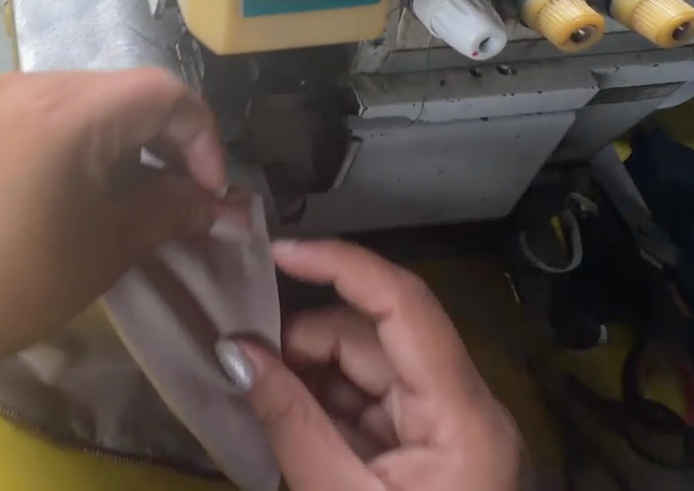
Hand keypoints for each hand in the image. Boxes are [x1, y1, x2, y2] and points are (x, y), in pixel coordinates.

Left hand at [0, 69, 244, 382]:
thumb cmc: (16, 281)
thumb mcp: (108, 245)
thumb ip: (174, 210)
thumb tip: (224, 206)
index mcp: (68, 110)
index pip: (164, 91)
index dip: (202, 137)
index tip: (210, 192)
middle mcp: (38, 83)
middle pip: (132, 88)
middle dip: (170, 137)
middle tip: (186, 195)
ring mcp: (10, 93)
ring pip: (100, 96)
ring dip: (134, 136)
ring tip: (145, 193)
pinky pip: (64, 107)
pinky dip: (97, 135)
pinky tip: (100, 180)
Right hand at [223, 240, 522, 490]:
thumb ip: (286, 416)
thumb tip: (232, 346)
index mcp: (461, 416)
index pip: (403, 302)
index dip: (339, 263)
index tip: (275, 251)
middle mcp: (461, 404)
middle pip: (372, 335)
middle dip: (306, 344)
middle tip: (252, 368)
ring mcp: (445, 424)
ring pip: (363, 363)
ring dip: (310, 375)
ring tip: (275, 409)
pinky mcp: (427, 442)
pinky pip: (366, 396)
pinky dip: (325, 401)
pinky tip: (301, 429)